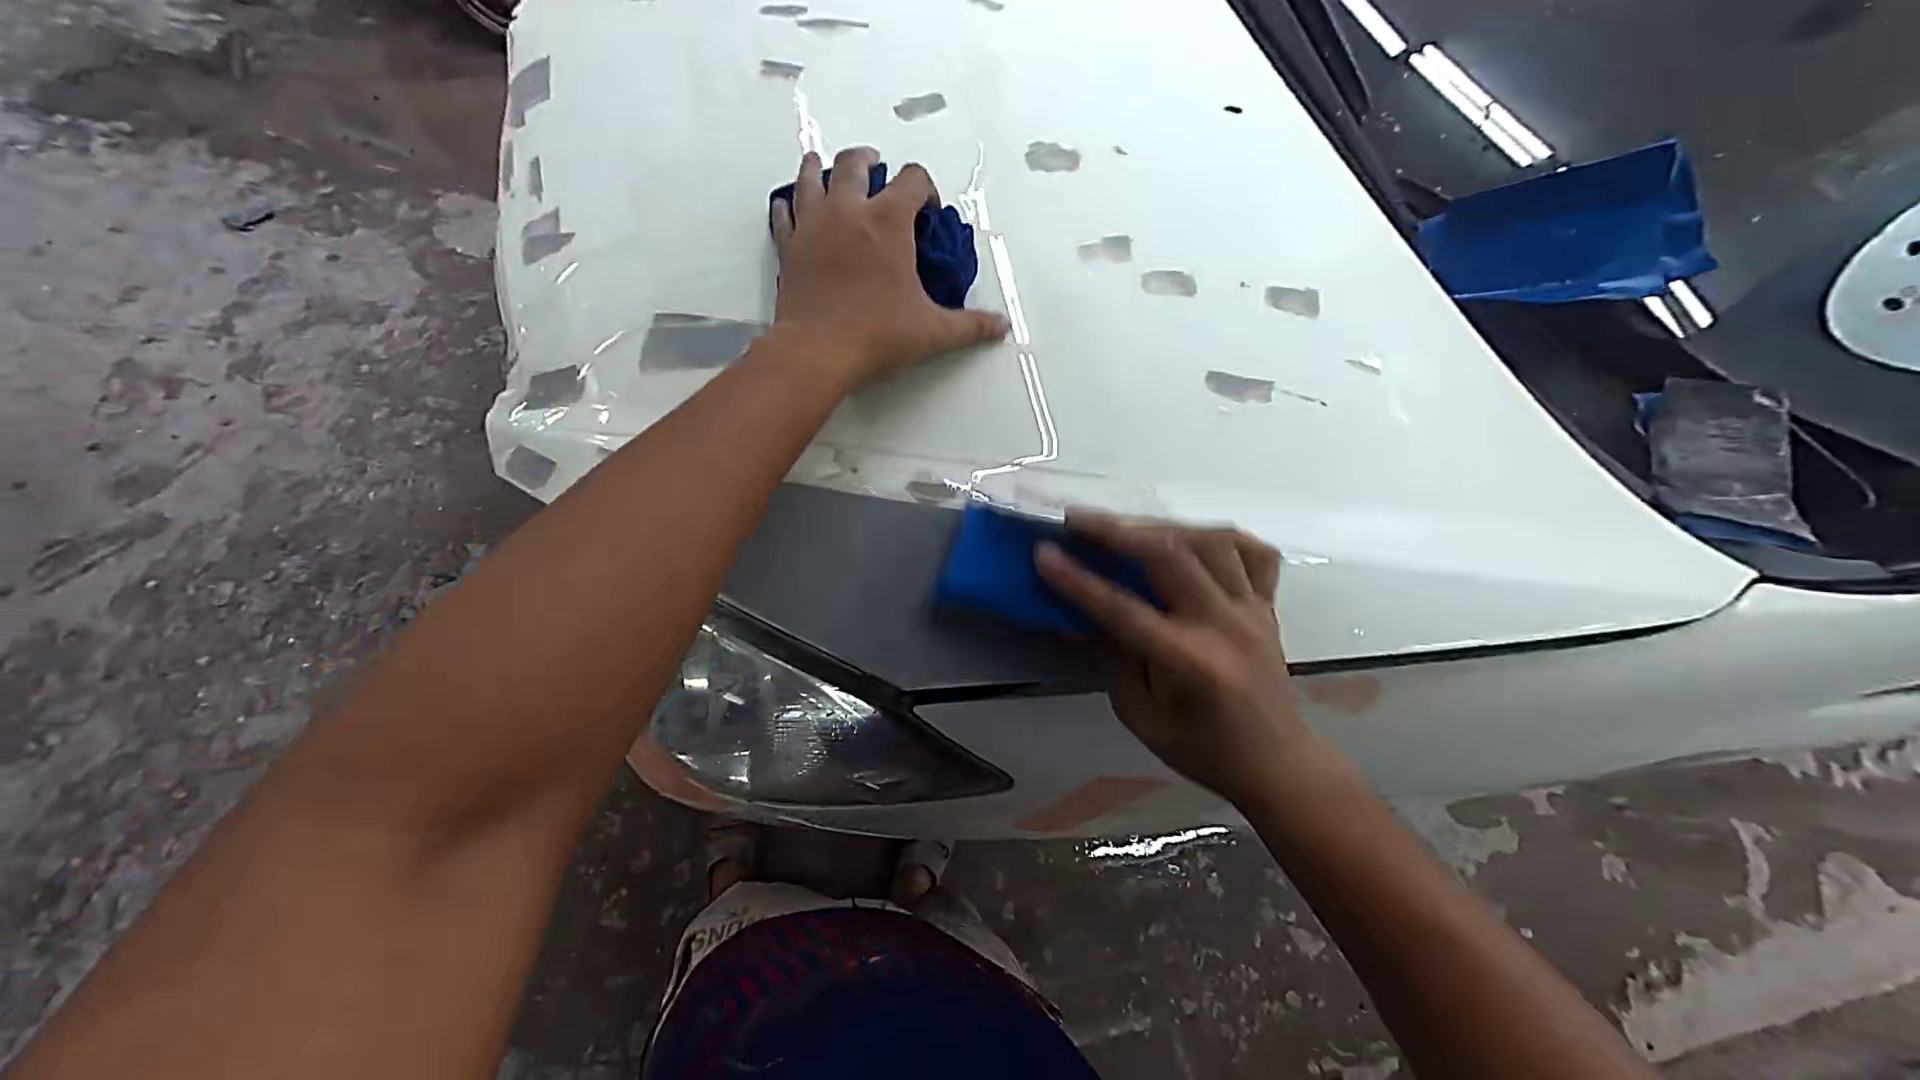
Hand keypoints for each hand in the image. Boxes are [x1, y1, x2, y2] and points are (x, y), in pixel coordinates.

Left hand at [770, 147, 1008, 385]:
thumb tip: (1001, 327)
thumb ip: (970, 325)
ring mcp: (813, 226)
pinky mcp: (788, 248)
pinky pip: (784, 214)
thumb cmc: (877, 335)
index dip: (925, 188)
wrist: (817, 351)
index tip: (928, 210)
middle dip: (869, 161)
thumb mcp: (932, 331)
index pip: (913, 179)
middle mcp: (847, 211)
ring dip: (820, 167)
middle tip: (875, 166)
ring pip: (811, 178)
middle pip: (854, 164)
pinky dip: (788, 205)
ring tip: (825, 166)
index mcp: (887, 221)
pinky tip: (789, 206)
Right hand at [1035, 513, 1316, 806]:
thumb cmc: (1203, 750)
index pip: (1123, 609)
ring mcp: (1252, 610)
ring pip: (1210, 541)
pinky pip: (1251, 551)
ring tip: (1126, 527)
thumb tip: (1080, 613)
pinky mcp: (1267, 604)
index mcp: (1191, 662)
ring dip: (1162, 527)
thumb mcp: (1141, 716)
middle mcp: (1225, 626)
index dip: (1077, 579)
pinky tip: (1189, 536)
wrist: (1276, 763)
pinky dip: (1217, 535)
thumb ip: (1112, 659)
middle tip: (1077, 521)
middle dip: (1116, 531)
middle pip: (1171, 556)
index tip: (1044, 553)